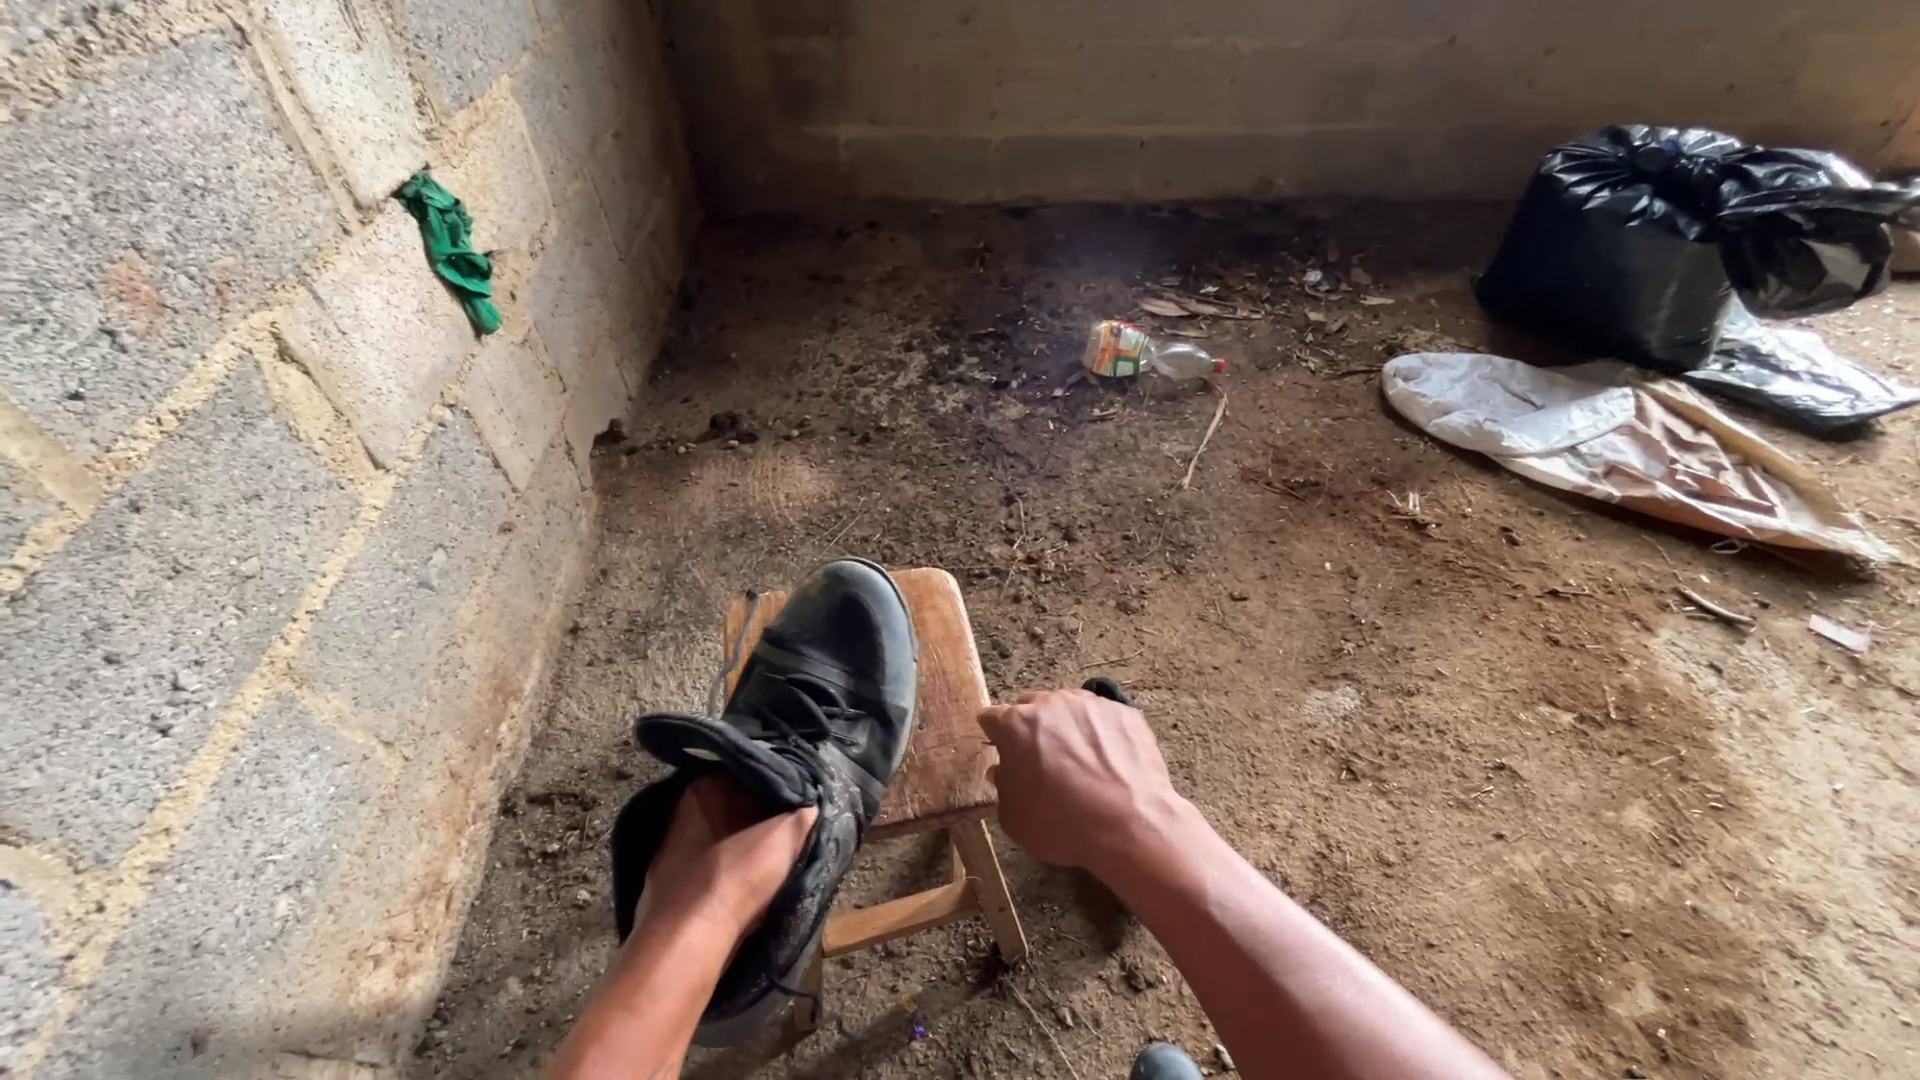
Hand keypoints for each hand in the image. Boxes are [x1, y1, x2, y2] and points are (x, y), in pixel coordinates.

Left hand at [638, 775, 816, 935]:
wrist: (689, 940)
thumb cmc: (737, 874)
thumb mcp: (786, 836)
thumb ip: (802, 814)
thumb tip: (811, 806)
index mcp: (705, 787)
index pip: (751, 776)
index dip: (779, 791)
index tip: (799, 806)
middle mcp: (681, 813)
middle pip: (732, 808)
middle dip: (757, 819)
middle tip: (787, 833)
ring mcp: (668, 852)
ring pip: (717, 842)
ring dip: (739, 849)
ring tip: (768, 863)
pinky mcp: (664, 888)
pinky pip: (704, 872)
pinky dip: (721, 876)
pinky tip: (739, 890)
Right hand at [976, 688, 1185, 875]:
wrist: (1130, 826)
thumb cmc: (1062, 824)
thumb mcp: (1014, 817)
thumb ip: (1003, 786)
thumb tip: (1003, 771)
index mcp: (1016, 724)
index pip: (992, 718)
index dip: (996, 737)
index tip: (1004, 753)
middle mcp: (1051, 703)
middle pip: (1032, 707)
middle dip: (1032, 728)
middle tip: (1043, 761)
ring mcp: (1091, 704)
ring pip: (1069, 707)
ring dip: (1067, 726)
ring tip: (1080, 760)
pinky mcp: (1124, 712)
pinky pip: (1103, 718)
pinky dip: (1101, 733)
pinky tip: (1110, 762)